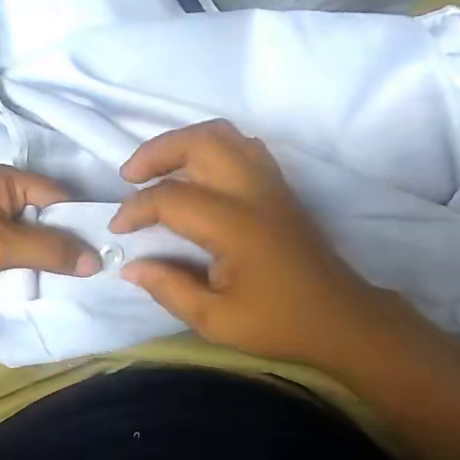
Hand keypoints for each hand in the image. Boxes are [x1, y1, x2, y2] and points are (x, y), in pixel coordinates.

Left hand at [0, 162, 99, 315]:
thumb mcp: (0, 242)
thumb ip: (50, 250)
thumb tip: (96, 260)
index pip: (56, 193)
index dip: (82, 218)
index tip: (109, 245)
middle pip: (41, 218)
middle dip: (64, 243)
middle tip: (100, 269)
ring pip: (24, 243)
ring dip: (44, 262)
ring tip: (80, 283)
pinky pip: (6, 261)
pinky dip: (22, 274)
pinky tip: (47, 290)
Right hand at [110, 119, 393, 363]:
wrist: (341, 319)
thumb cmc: (278, 323)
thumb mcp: (214, 320)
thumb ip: (168, 288)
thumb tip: (130, 266)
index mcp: (235, 226)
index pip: (172, 198)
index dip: (135, 209)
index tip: (117, 230)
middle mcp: (253, 193)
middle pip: (200, 142)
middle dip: (156, 151)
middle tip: (129, 176)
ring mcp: (271, 185)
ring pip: (224, 135)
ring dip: (183, 142)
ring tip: (157, 168)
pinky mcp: (280, 188)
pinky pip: (243, 147)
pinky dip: (211, 148)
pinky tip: (196, 174)